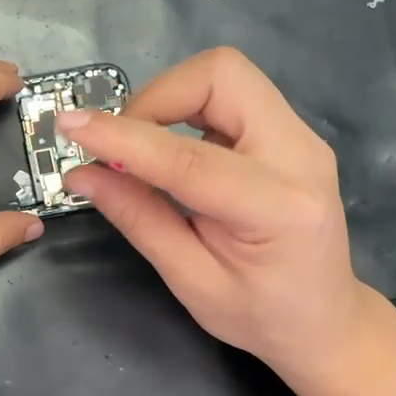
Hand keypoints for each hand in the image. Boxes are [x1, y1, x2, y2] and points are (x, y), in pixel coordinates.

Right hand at [58, 47, 373, 369]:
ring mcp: (299, 134)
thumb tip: (81, 173)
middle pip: (220, 75)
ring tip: (141, 148)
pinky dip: (182, 108)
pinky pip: (226, 93)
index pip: (189, 158)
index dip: (123, 138)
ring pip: (222, 74)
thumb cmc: (259, 315)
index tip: (69, 126)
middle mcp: (300, 154)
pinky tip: (169, 150)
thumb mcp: (189, 279)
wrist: (326, 321)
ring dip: (166, 99)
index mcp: (279, 209)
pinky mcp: (286, 130)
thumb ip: (138, 218)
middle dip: (155, 97)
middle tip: (121, 146)